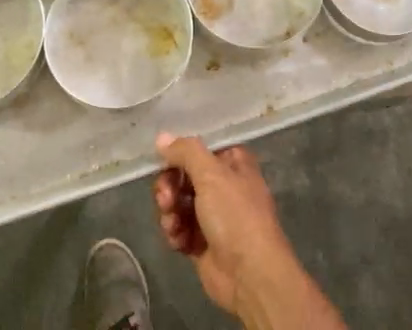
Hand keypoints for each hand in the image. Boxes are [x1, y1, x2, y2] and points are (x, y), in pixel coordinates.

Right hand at [154, 134, 344, 329]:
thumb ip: (186, 152)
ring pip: (177, 203)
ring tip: (173, 225)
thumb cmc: (235, 216)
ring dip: (170, 212)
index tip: (163, 161)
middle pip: (183, 176)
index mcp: (233, 163)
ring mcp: (212, 215)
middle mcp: (223, 185)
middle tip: (166, 199)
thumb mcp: (212, 175)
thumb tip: (162, 136)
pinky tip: (179, 242)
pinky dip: (175, 233)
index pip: (198, 149)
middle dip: (169, 188)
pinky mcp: (201, 242)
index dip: (179, 155)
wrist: (250, 275)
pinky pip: (178, 228)